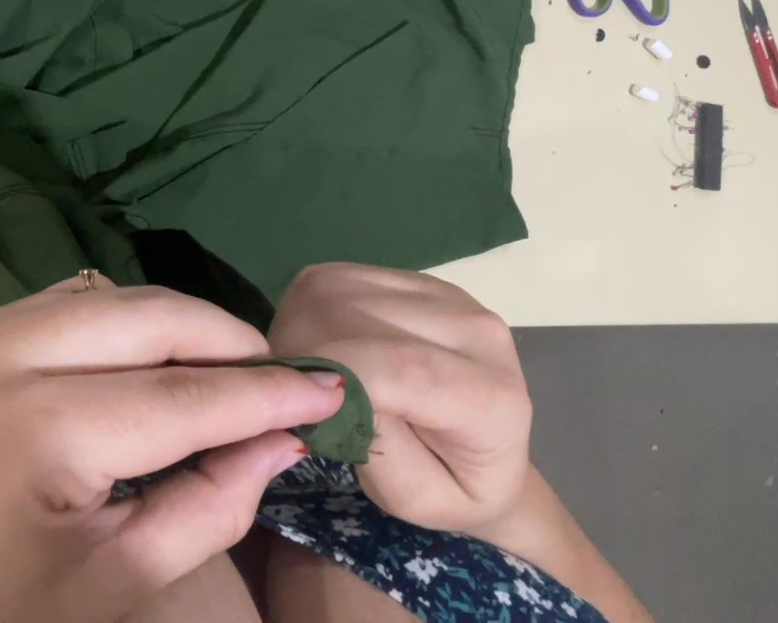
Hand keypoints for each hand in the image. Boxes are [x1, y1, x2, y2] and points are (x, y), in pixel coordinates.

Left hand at [0, 276, 346, 621]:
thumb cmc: (5, 604)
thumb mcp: (121, 580)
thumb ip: (213, 503)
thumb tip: (284, 436)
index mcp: (37, 437)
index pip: (181, 399)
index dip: (264, 392)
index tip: (329, 387)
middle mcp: (5, 357)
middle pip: (150, 317)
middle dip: (228, 340)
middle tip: (280, 375)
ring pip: (117, 296)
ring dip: (181, 325)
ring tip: (226, 369)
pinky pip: (78, 299)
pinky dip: (130, 320)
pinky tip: (154, 358)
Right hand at [265, 263, 532, 539]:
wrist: (490, 458)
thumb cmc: (452, 492)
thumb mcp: (416, 501)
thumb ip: (378, 449)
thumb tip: (332, 389)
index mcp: (490, 398)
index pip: (398, 366)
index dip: (330, 372)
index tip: (290, 397)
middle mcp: (475, 330)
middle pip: (354, 314)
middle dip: (301, 348)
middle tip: (286, 388)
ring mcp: (444, 294)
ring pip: (337, 287)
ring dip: (298, 323)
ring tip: (301, 366)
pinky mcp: (414, 278)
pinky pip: (336, 276)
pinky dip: (309, 307)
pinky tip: (316, 340)